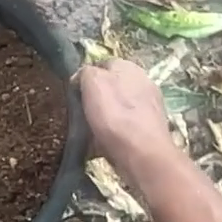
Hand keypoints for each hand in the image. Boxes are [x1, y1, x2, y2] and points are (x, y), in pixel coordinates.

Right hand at [78, 59, 176, 178]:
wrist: (143, 156)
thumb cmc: (116, 116)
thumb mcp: (92, 83)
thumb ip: (85, 73)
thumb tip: (81, 78)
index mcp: (129, 67)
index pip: (102, 65)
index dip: (85, 78)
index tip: (73, 94)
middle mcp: (143, 83)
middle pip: (110, 90)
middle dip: (95, 101)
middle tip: (80, 116)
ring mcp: (148, 109)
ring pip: (116, 111)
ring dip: (102, 121)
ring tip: (89, 135)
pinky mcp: (148, 132)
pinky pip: (122, 131)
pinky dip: (111, 138)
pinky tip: (102, 148)